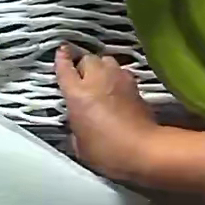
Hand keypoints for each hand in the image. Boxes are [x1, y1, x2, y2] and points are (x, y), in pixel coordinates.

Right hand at [56, 45, 171, 183]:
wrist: (143, 150)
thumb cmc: (107, 151)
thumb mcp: (80, 145)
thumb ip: (75, 129)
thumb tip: (78, 126)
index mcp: (77, 94)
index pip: (65, 68)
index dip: (61, 59)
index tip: (61, 52)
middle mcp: (97, 80)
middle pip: (88, 59)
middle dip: (83, 65)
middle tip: (82, 78)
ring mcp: (119, 80)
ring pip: (107, 61)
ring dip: (102, 68)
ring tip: (100, 79)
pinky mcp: (136, 86)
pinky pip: (122, 73)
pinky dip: (117, 77)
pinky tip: (116, 88)